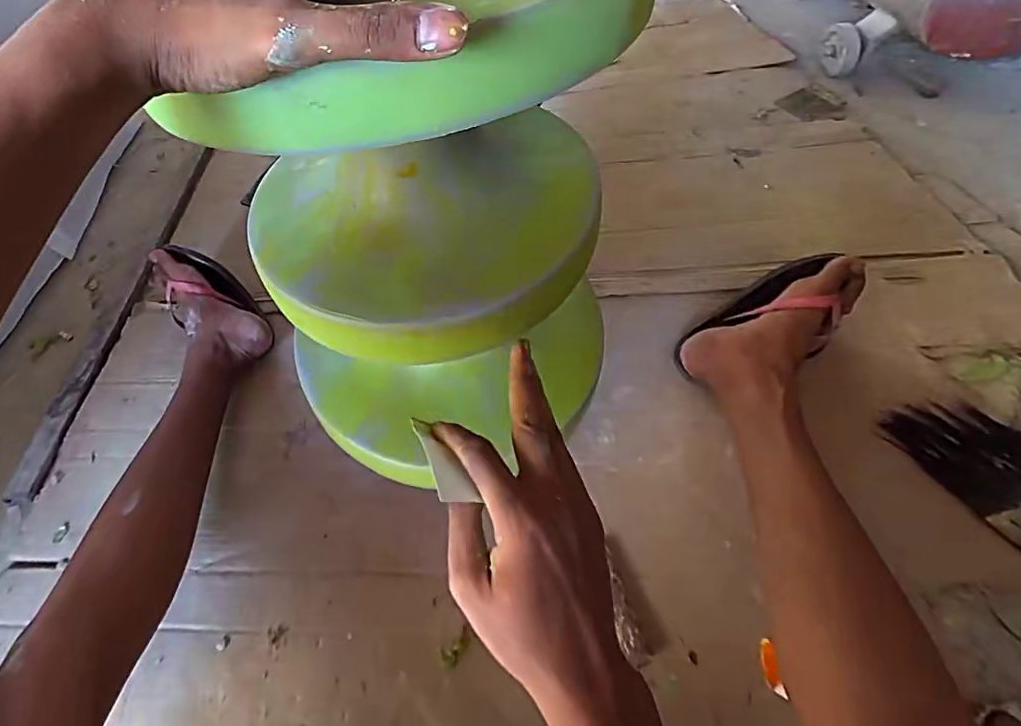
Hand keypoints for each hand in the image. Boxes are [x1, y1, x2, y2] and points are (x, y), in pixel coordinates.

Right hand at [430, 342, 650, 725]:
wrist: (587, 670)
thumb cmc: (520, 634)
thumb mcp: (470, 587)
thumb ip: (461, 526)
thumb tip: (455, 479)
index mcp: (520, 519)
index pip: (480, 458)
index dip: (454, 437)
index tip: (433, 427)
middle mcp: (554, 501)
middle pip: (537, 429)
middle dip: (525, 386)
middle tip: (519, 350)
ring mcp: (577, 505)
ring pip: (555, 441)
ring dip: (537, 404)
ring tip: (525, 372)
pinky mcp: (588, 514)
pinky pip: (563, 461)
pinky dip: (544, 434)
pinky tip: (534, 425)